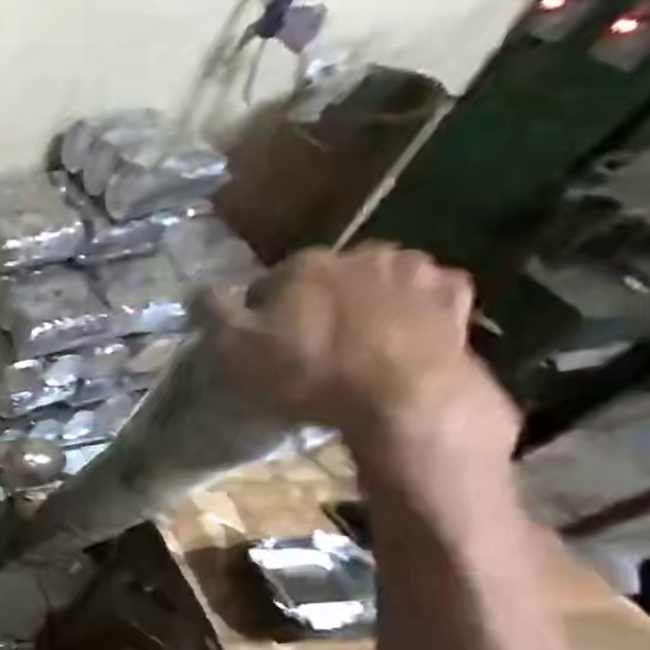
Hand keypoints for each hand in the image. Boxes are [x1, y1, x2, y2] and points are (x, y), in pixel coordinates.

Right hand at [207, 243, 518, 462]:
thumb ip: (214, 316)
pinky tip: (404, 339)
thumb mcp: (237, 352)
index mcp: (305, 265)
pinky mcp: (452, 294)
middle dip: (320, 303)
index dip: (266, 313)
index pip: (272, 282)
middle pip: (328, 278)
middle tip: (315, 345)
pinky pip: (426, 296)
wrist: (399, 395)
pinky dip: (415, 311)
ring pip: (379, 282)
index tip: (266, 344)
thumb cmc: (309, 372)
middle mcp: (359, 253)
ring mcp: (412, 269)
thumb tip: (197, 289)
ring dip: (369, 303)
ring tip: (362, 345)